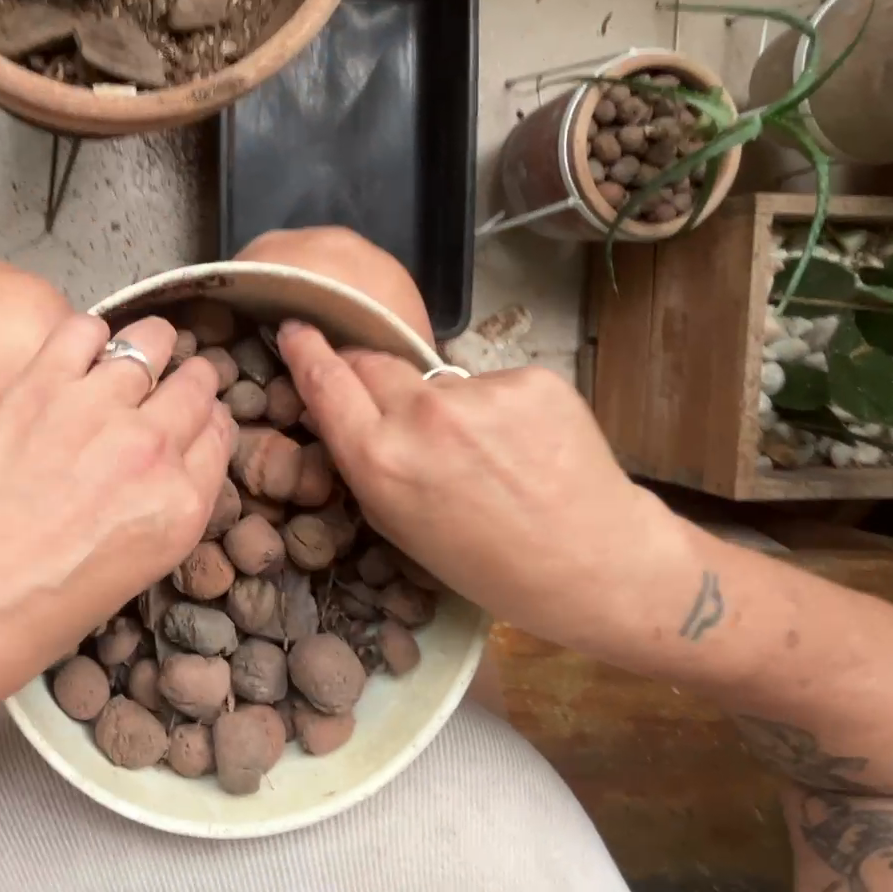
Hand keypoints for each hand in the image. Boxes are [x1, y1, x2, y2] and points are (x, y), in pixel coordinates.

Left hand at [0, 313, 234, 718]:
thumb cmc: (39, 604)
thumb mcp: (135, 568)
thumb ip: (163, 505)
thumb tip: (165, 458)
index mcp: (182, 504)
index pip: (219, 432)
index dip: (207, 418)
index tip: (194, 415)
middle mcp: (152, 449)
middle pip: (197, 384)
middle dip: (191, 378)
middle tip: (172, 380)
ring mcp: (97, 408)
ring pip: (152, 342)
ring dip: (151, 345)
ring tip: (136, 353)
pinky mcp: (43, 384)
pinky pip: (85, 328)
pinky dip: (90, 334)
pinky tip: (82, 351)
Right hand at [274, 320, 690, 641]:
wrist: (596, 566)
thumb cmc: (482, 562)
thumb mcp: (396, 522)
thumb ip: (361, 459)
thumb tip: (336, 408)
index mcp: (379, 458)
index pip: (325, 379)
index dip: (305, 349)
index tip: (296, 327)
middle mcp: (421, 415)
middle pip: (372, 362)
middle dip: (370, 376)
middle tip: (394, 410)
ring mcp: (478, 392)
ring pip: (433, 378)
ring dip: (440, 402)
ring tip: (479, 449)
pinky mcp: (530, 378)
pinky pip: (487, 382)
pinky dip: (493, 406)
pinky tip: (518, 442)